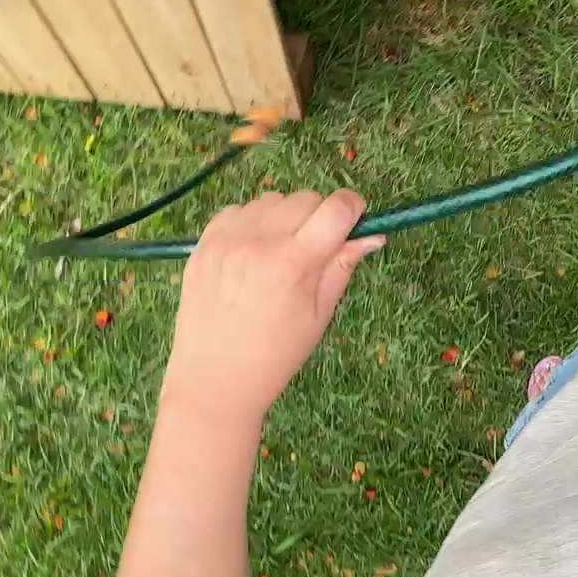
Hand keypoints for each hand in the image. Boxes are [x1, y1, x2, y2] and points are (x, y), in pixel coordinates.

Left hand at [161, 191, 384, 421]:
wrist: (215, 378)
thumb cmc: (277, 353)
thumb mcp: (321, 312)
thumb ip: (343, 265)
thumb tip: (373, 235)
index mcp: (294, 263)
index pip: (336, 208)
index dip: (353, 209)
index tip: (355, 222)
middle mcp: (259, 242)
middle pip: (306, 198)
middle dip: (320, 216)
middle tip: (315, 249)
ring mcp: (227, 239)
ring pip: (272, 200)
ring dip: (285, 217)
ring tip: (280, 253)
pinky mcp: (203, 243)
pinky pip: (239, 210)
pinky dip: (253, 223)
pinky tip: (253, 253)